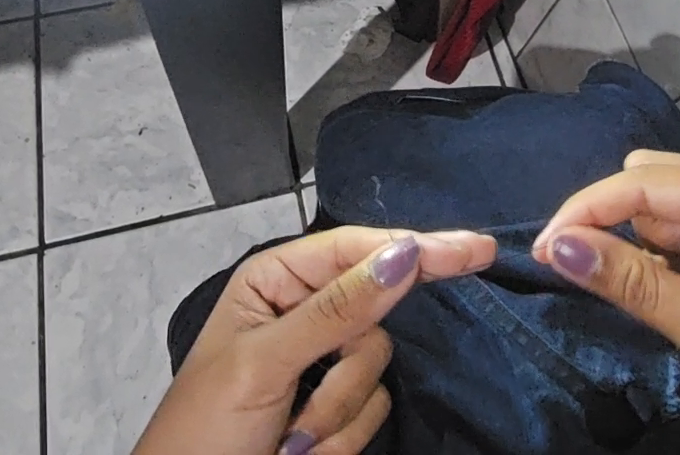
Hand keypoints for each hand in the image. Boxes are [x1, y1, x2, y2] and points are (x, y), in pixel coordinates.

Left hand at [135, 226, 497, 454]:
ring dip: (337, 408)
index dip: (416, 245)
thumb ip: (336, 309)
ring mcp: (324, 359)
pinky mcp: (337, 406)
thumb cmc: (206, 429)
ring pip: (375, 362)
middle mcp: (305, 309)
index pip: (357, 249)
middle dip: (359, 348)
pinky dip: (339, 435)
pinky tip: (298, 452)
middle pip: (373, 303)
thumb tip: (405, 254)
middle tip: (451, 287)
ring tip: (291, 439)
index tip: (472, 248)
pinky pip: (371, 406)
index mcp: (277, 279)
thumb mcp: (264, 364)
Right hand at [532, 151, 679, 454]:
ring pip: (672, 206)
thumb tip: (557, 245)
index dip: (584, 212)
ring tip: (651, 303)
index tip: (540, 254)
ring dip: (644, 245)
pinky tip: (679, 295)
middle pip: (654, 183)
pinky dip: (672, 257)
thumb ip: (636, 286)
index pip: (641, 183)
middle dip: (613, 224)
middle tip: (585, 277)